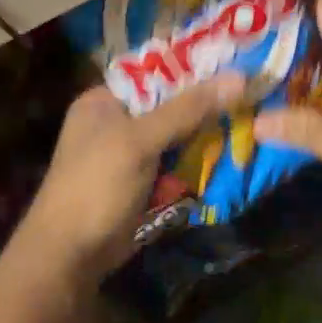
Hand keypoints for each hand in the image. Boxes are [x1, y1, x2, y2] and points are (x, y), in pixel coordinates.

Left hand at [20, 75, 243, 280]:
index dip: (195, 69)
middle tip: (252, 98)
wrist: (70, 256)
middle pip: (172, 105)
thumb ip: (187, 109)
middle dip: (207, 107)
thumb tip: (240, 77)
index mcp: (104, 100)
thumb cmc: (96, 187)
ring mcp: (130, 155)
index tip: (238, 66)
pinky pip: (177, 164)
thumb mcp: (141, 141)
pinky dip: (198, 163)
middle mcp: (116, 121)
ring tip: (249, 125)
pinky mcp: (143, 183)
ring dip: (207, 137)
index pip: (157, 72)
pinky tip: (230, 157)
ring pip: (179, 136)